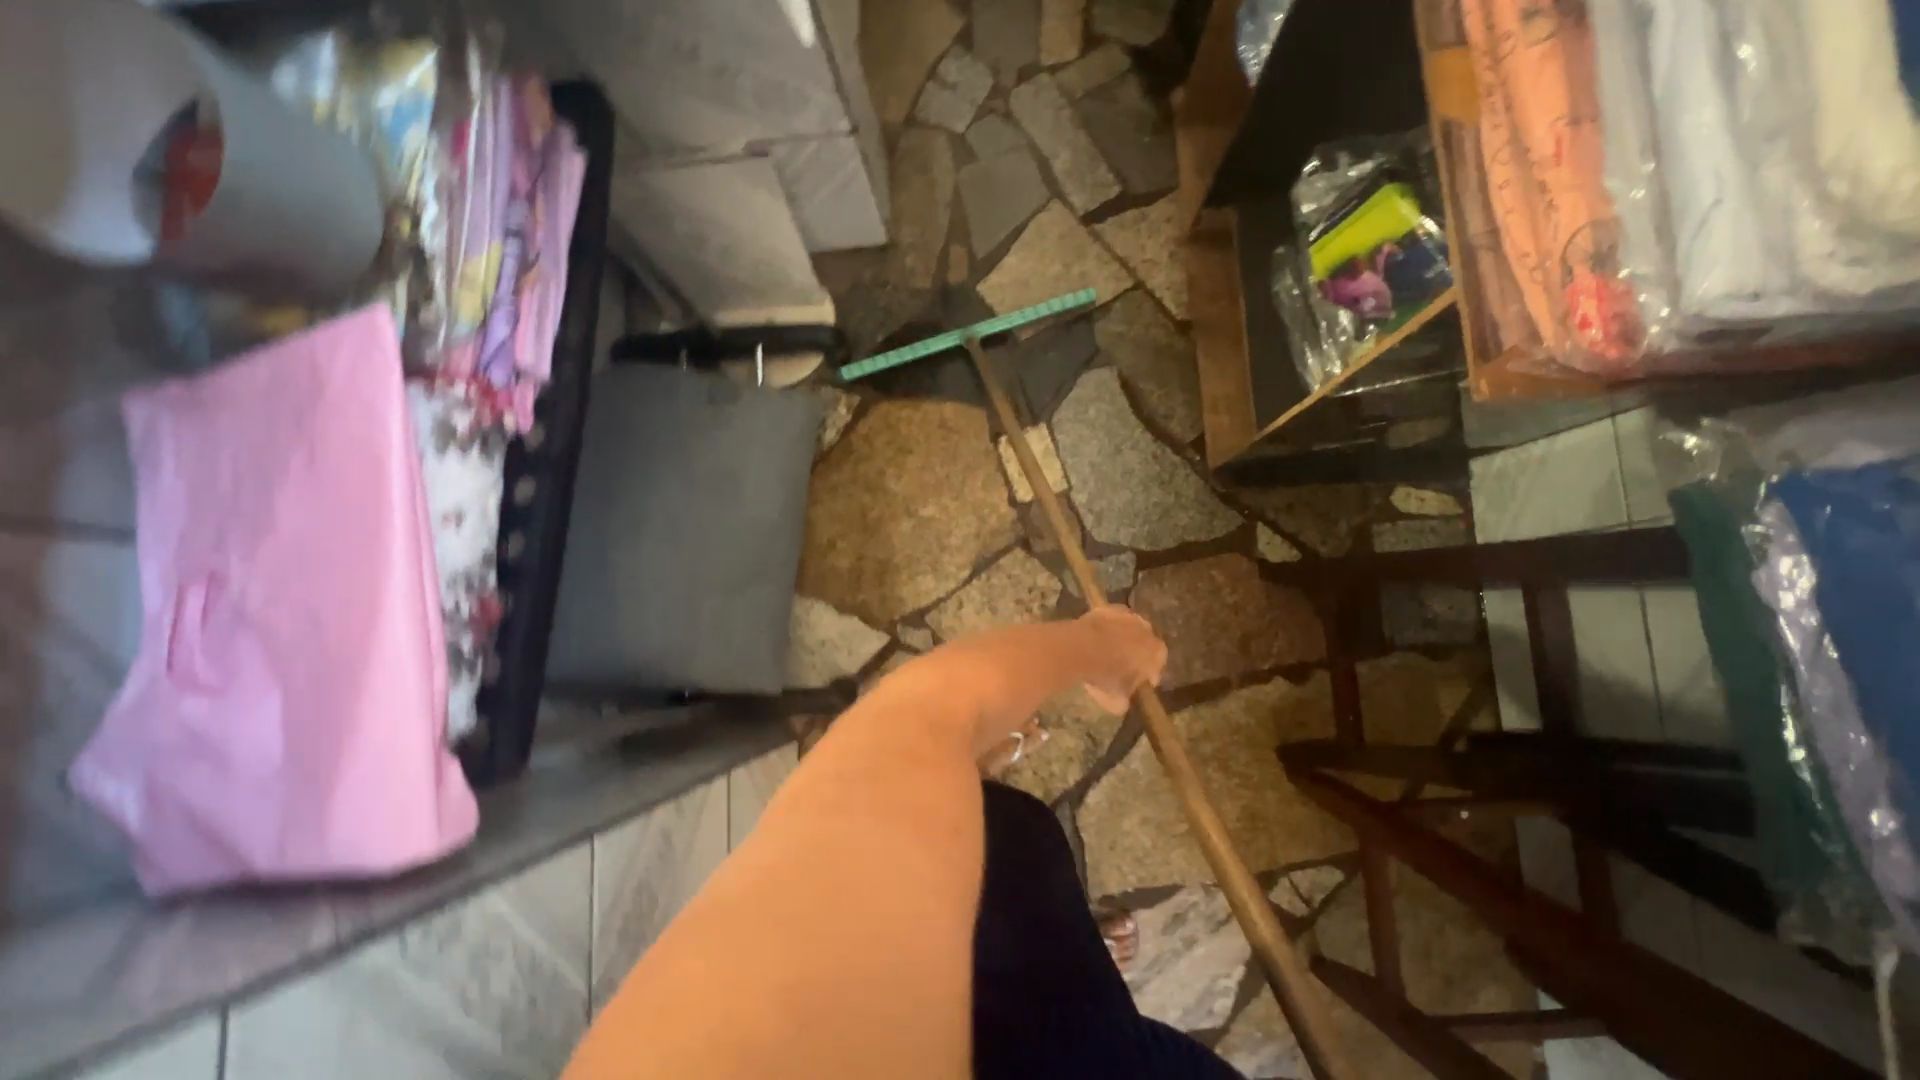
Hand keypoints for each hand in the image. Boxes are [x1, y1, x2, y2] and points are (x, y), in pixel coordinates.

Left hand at [1077, 606, 1166, 713]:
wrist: (1081, 647)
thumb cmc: (1105, 675)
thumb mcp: (1116, 698)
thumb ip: (1124, 698)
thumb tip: (1122, 701)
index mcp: (1155, 651)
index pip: (1158, 662)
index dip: (1149, 672)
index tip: (1141, 681)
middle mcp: (1146, 630)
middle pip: (1145, 642)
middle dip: (1136, 653)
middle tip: (1123, 666)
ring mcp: (1127, 616)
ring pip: (1128, 628)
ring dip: (1122, 638)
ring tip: (1107, 651)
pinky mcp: (1107, 608)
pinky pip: (1111, 620)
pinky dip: (1106, 628)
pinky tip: (1095, 638)